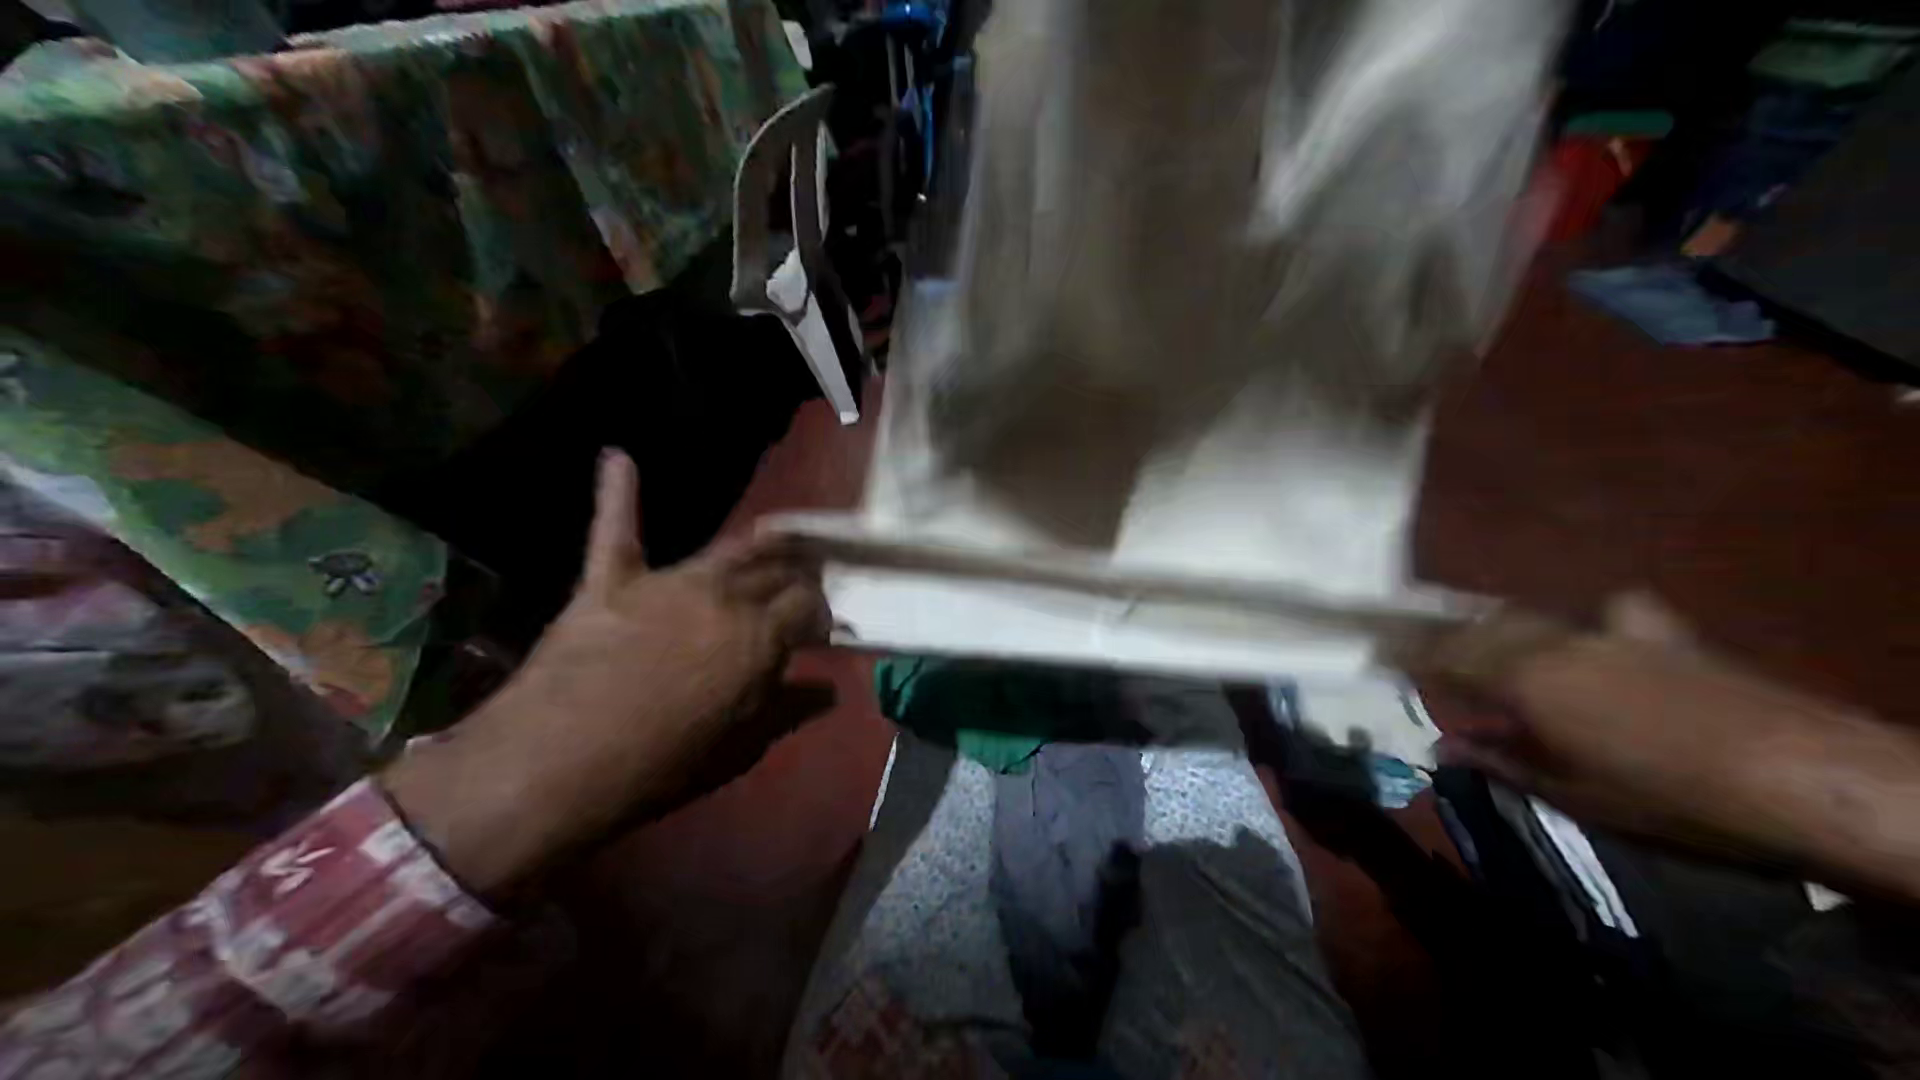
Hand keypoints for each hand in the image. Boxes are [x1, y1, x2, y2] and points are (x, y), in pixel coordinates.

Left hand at [382, 451, 831, 895]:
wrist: (555, 768)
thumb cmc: (662, 768)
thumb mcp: (740, 748)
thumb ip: (789, 709)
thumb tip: (830, 690)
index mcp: (760, 638)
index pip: (808, 606)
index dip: (821, 613)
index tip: (821, 629)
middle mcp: (723, 597)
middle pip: (775, 571)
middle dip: (800, 573)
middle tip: (807, 581)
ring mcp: (665, 584)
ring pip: (727, 549)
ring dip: (759, 543)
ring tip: (777, 538)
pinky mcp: (609, 581)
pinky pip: (615, 530)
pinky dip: (618, 493)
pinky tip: (618, 458)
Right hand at [1415, 595, 1919, 901]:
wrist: (1807, 775)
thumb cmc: (1671, 796)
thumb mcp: (1573, 792)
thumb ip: (1501, 759)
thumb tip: (1442, 744)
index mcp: (1522, 679)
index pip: (1441, 656)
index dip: (1403, 654)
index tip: (1372, 653)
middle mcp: (1552, 643)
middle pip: (1476, 627)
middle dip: (1436, 634)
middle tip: (1406, 640)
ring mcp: (1605, 632)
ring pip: (1526, 617)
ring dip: (1491, 628)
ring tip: (1472, 639)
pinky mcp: (1656, 633)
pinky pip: (1605, 614)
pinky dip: (1584, 624)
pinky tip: (1590, 632)